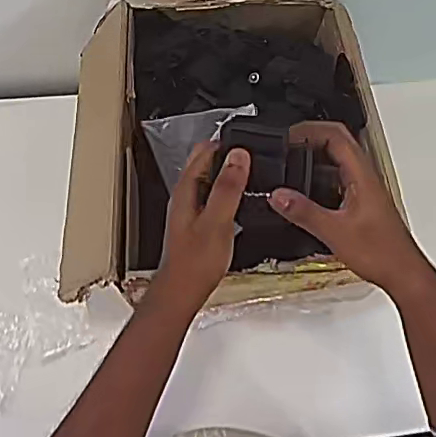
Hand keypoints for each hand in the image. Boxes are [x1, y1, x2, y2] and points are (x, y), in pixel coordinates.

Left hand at [151, 141, 248, 308]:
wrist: (183, 293)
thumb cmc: (194, 263)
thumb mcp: (217, 220)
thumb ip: (228, 187)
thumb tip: (238, 156)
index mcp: (186, 191)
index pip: (203, 152)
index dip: (225, 144)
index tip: (247, 143)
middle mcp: (185, 197)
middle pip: (205, 164)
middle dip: (227, 156)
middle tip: (252, 156)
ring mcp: (190, 210)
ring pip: (210, 181)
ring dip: (228, 174)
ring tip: (251, 174)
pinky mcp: (198, 224)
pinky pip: (214, 198)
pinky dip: (228, 193)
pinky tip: (241, 202)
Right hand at [267, 122, 435, 294]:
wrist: (402, 273)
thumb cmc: (382, 253)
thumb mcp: (334, 232)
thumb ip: (303, 213)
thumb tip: (279, 196)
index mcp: (362, 176)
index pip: (337, 135)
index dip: (310, 130)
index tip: (289, 136)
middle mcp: (366, 178)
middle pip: (338, 141)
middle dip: (310, 138)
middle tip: (287, 144)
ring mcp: (365, 189)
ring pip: (339, 160)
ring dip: (316, 156)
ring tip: (291, 163)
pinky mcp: (362, 202)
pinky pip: (339, 178)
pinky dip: (320, 177)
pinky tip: (307, 193)